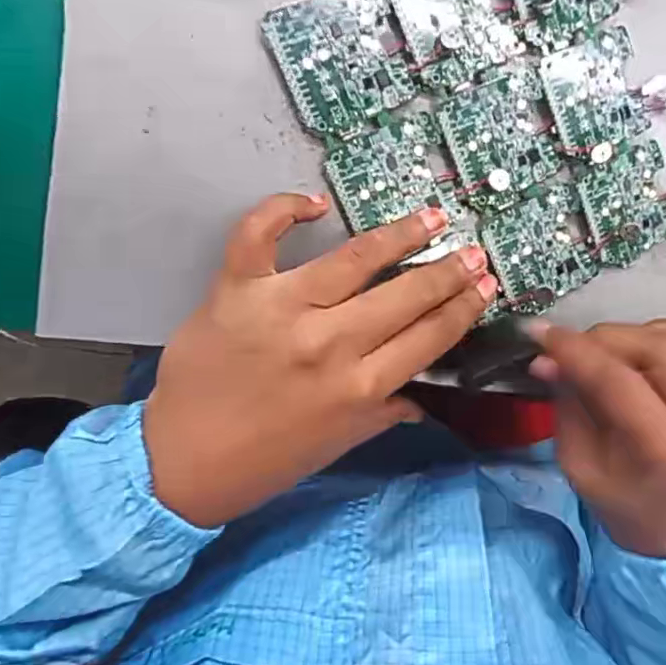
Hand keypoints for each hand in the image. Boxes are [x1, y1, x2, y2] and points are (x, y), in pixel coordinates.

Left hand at [144, 193, 497, 526]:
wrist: (182, 462)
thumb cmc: (263, 460)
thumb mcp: (336, 444)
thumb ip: (381, 414)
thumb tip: (421, 398)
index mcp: (360, 388)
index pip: (429, 337)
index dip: (462, 308)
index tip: (483, 287)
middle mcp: (330, 344)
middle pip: (405, 295)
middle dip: (447, 271)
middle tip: (471, 251)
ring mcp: (281, 311)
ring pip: (354, 258)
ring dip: (400, 234)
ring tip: (431, 217)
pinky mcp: (236, 291)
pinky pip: (259, 234)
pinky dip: (283, 209)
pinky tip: (314, 203)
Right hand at [526, 319, 665, 556]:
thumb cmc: (616, 498)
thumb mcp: (577, 460)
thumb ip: (568, 402)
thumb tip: (547, 357)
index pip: (618, 380)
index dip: (575, 350)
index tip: (541, 333)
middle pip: (660, 350)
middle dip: (606, 338)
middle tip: (573, 345)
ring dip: (645, 333)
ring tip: (613, 348)